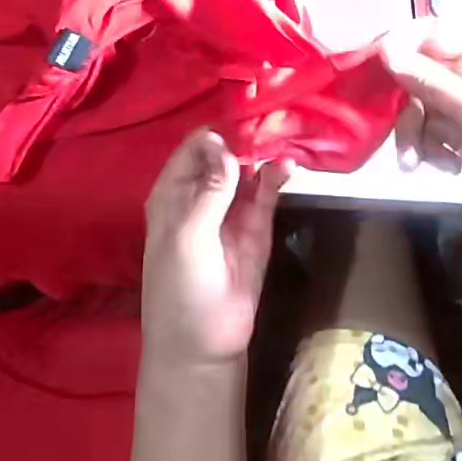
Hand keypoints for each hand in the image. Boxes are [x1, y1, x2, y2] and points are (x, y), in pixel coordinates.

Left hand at [141, 130, 290, 368]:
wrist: (202, 345)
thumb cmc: (179, 287)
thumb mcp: (188, 235)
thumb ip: (210, 189)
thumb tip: (221, 141)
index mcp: (173, 192)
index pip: (194, 148)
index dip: (216, 132)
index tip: (243, 114)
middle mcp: (203, 193)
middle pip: (224, 153)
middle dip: (245, 135)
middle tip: (273, 116)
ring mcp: (231, 208)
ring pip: (249, 169)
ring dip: (264, 152)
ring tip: (287, 130)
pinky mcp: (256, 226)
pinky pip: (266, 193)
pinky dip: (277, 176)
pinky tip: (288, 165)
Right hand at [380, 18, 461, 235]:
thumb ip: (428, 80)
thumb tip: (384, 49)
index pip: (431, 31)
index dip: (400, 47)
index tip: (376, 71)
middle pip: (419, 72)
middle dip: (408, 109)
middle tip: (402, 140)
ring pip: (421, 105)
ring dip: (416, 134)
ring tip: (417, 164)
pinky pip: (432, 129)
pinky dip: (431, 148)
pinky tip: (447, 168)